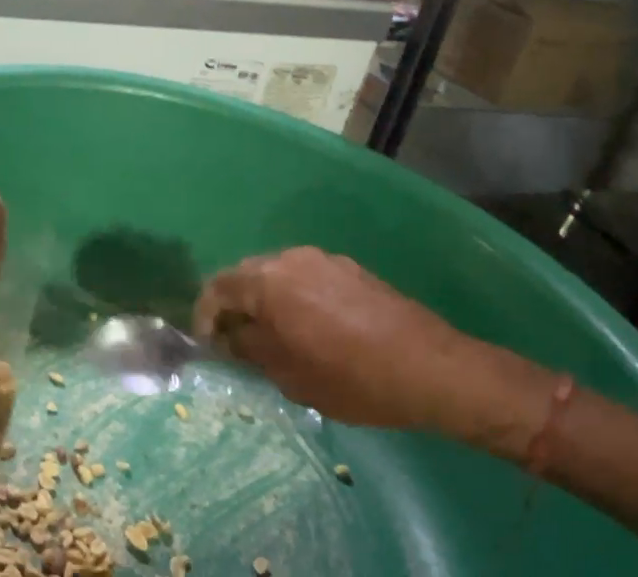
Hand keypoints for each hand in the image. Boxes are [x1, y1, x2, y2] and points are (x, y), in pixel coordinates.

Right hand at [194, 247, 516, 433]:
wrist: (433, 370)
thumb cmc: (351, 378)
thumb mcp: (288, 375)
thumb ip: (249, 349)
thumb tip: (231, 337)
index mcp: (268, 281)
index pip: (217, 287)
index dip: (204, 316)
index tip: (206, 344)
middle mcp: (291, 258)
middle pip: (245, 274)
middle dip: (234, 305)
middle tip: (233, 340)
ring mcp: (324, 260)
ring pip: (277, 274)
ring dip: (265, 300)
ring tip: (270, 335)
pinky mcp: (350, 270)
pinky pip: (305, 278)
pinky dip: (293, 297)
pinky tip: (307, 328)